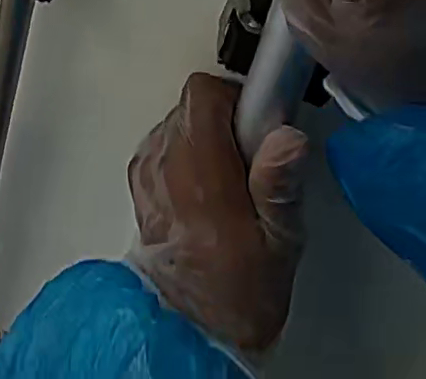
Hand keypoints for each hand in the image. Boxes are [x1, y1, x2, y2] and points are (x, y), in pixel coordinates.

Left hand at [128, 73, 308, 356]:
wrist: (194, 332)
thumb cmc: (239, 292)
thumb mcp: (280, 241)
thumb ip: (281, 182)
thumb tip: (286, 137)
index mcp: (198, 175)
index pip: (204, 93)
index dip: (235, 96)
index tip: (256, 122)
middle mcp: (165, 167)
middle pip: (193, 103)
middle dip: (227, 118)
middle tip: (250, 157)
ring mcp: (148, 172)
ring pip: (180, 118)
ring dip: (207, 133)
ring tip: (229, 176)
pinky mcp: (139, 181)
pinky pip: (165, 139)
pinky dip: (187, 149)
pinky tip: (206, 184)